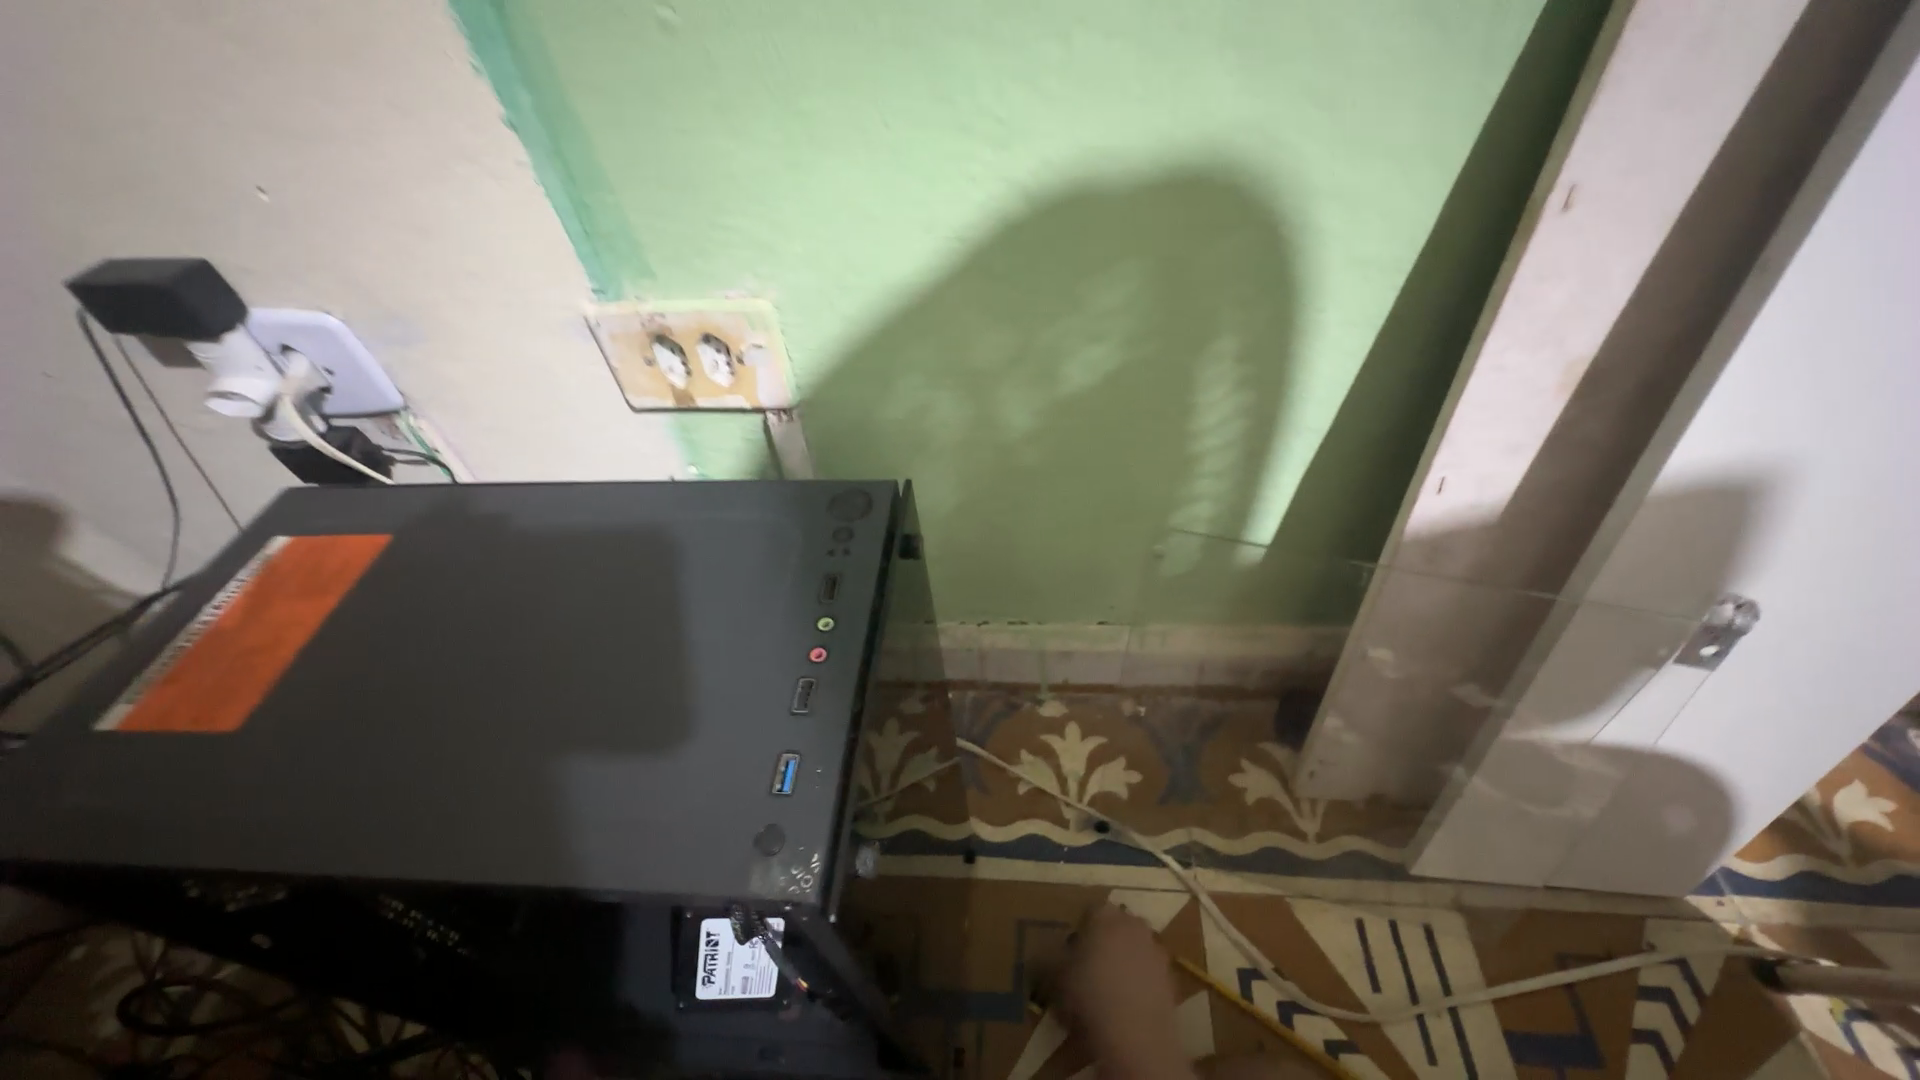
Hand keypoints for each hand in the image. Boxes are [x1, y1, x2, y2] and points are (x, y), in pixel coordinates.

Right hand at [1061, 904, 1194, 1079]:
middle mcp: (1134, 924)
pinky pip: (1150, 969)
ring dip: (1126, 956)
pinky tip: (1129, 1000)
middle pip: (1118, 923)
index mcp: (1105, 917)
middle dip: (1106, 937)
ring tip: (1111, 984)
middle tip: (1090, 962)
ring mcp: (1156, 949)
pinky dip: (1141, 978)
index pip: (1092, 909)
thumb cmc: (1090, 996)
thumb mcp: (1056, 976)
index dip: (1081, 926)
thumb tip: (1044, 952)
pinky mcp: (1171, 975)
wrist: (1136, 1036)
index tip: (1072, 947)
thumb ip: (1050, 957)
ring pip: (1137, 945)